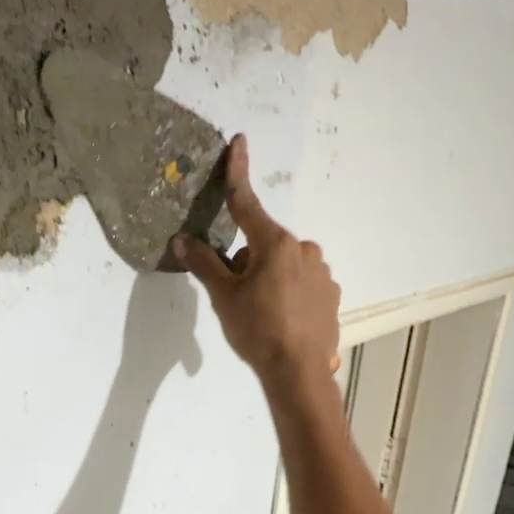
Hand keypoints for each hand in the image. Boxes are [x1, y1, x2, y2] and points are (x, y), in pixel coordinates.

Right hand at [172, 134, 342, 385]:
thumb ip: (205, 265)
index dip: (239, 174)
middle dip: (247, 262)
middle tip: (236, 297)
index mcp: (275, 244)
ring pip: (283, 265)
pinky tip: (280, 321)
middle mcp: (304, 249)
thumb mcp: (224, 298)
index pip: (247, 204)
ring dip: (268, 279)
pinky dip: (287, 295)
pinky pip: (301, 283)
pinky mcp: (330, 293)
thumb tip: (183, 240)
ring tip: (260, 315)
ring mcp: (321, 271)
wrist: (299, 371)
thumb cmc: (257, 330)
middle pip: (263, 244)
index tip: (239, 143)